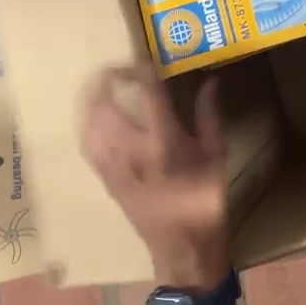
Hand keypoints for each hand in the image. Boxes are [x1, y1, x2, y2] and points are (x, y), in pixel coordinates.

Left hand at [82, 65, 231, 286]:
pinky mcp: (106, 181)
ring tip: (99, 85)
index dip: (142, 70)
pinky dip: (87, 127)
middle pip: (107, 108)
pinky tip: (93, 117)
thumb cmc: (205, 198)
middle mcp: (134, 152)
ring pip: (91, 127)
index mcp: (166, 142)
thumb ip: (211, 114)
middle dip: (106, 82)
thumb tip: (210, 81)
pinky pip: (88, 148)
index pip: (148, 95)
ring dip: (91, 102)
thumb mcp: (218, 154)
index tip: (144, 56)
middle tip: (115, 67)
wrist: (183, 247)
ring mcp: (115, 168)